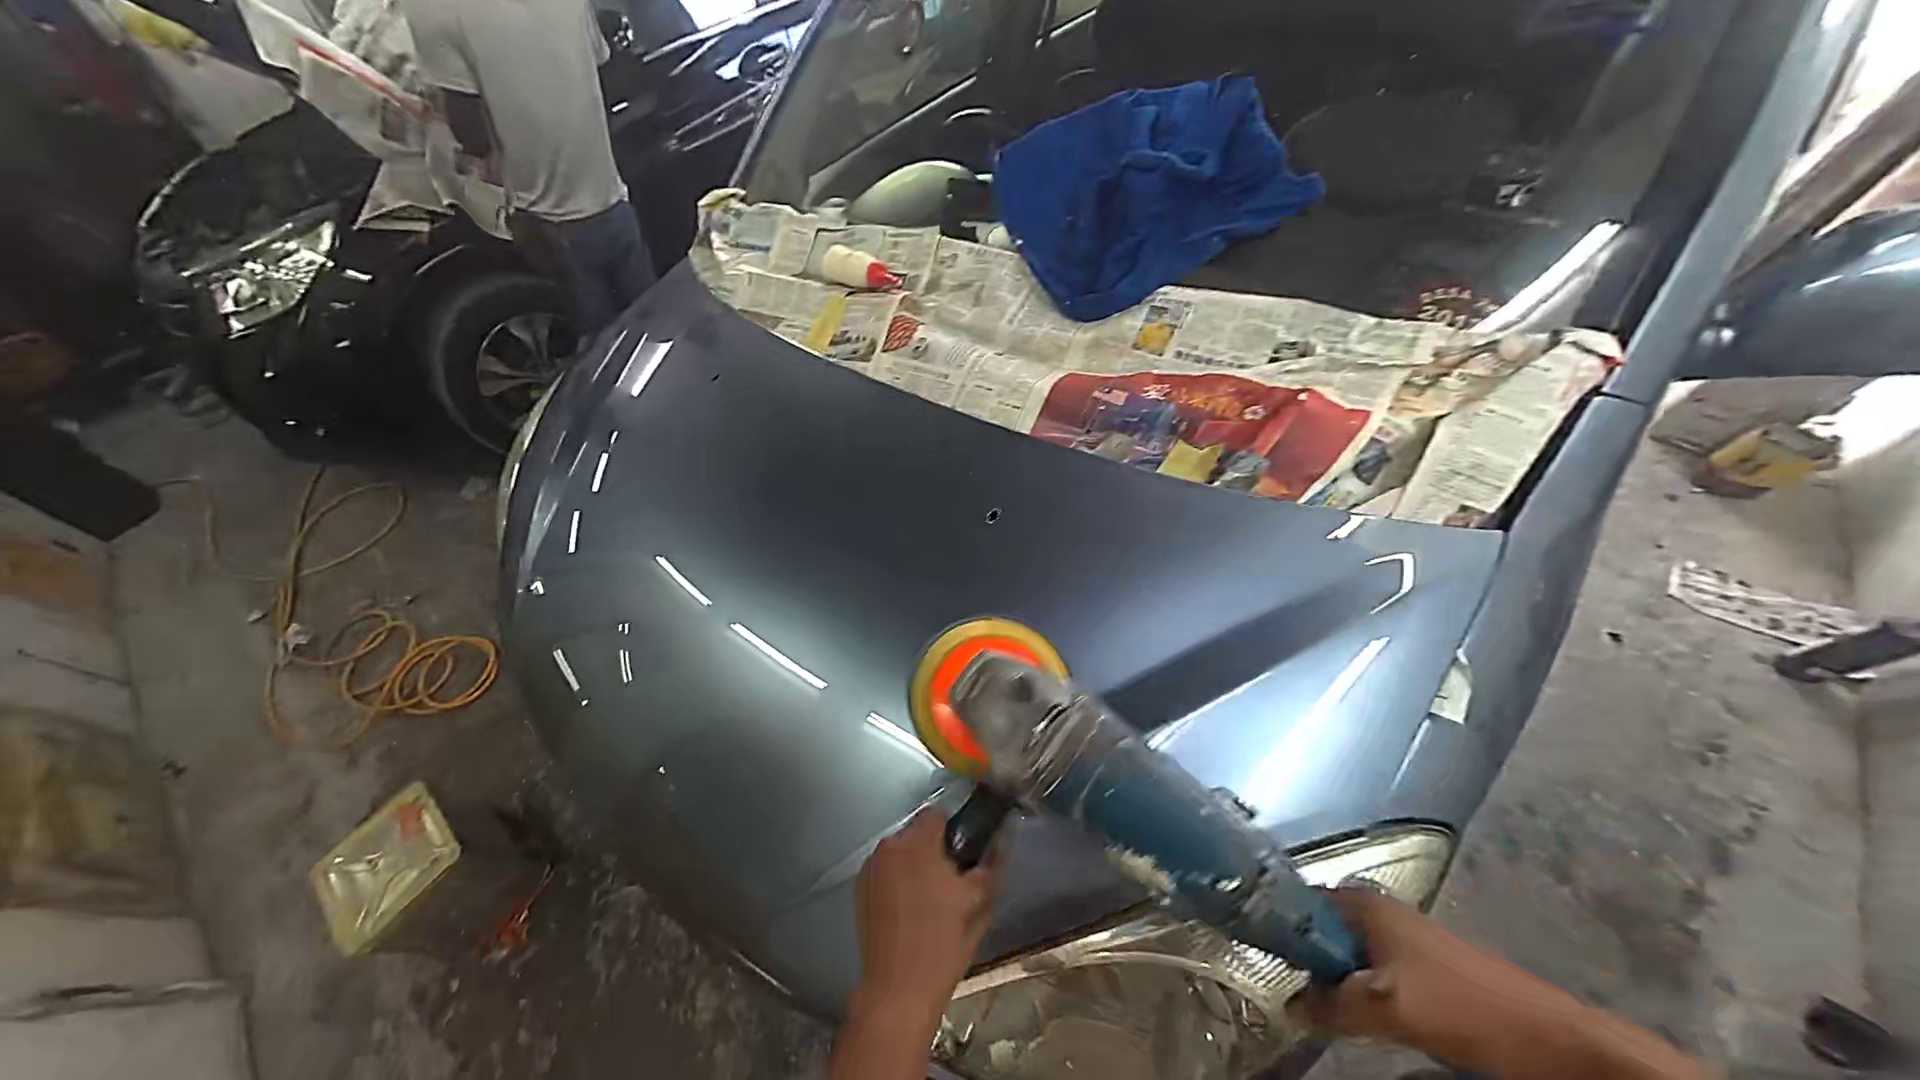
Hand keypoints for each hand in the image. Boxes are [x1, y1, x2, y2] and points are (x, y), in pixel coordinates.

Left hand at [854, 806, 1000, 1018]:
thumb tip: (1001, 840)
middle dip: (932, 847)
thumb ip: (989, 864)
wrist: (898, 989)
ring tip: (926, 896)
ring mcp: (870, 867)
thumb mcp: (977, 901)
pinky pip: (884, 869)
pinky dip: (895, 877)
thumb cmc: (942, 944)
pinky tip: (906, 907)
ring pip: (899, 850)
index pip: (936, 814)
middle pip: (915, 831)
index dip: (952, 831)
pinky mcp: (859, 888)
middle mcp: (889, 847)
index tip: (961, 854)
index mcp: (918, 845)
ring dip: (912, 861)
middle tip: (948, 879)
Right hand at [1291, 890, 1703, 1079]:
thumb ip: (1332, 1003)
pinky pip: (1362, 972)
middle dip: (1297, 953)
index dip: (1271, 919)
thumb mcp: (1388, 1006)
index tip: (1250, 947)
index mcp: (1362, 902)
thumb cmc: (1463, 1005)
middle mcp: (1373, 911)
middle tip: (1272, 981)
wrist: (1551, 1041)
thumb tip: (1287, 1004)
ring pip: (1339, 953)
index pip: (1296, 898)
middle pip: (1315, 926)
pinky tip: (1342, 1012)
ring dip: (1321, 975)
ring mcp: (1395, 939)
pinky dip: (1346, 988)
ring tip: (1301, 999)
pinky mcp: (1413, 969)